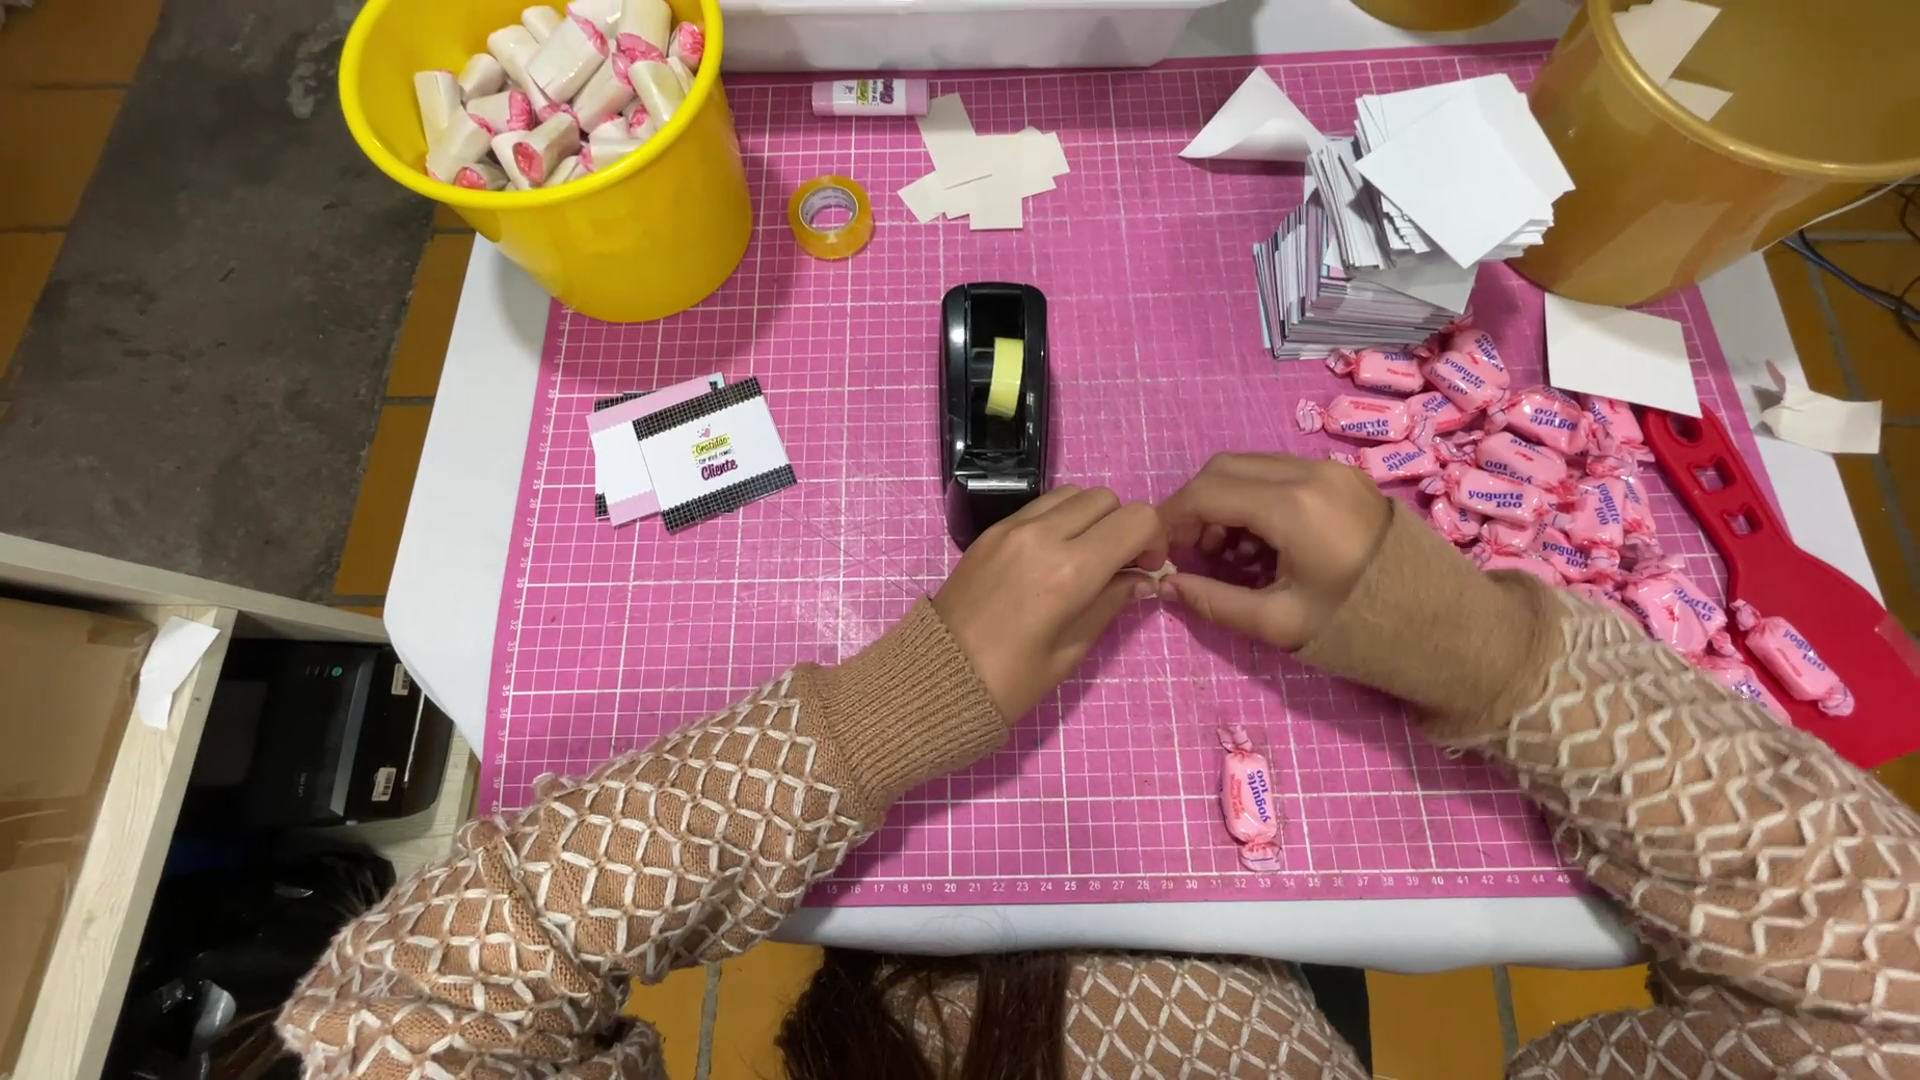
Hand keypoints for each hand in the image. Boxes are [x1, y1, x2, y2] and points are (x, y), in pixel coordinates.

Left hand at [934, 486, 1166, 718]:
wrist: (936, 677)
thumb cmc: (1011, 680)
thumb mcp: (1072, 650)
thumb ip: (1111, 602)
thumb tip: (1141, 577)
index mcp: (1070, 570)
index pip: (1136, 519)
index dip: (1153, 540)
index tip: (1145, 569)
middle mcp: (1042, 535)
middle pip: (1105, 498)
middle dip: (1122, 526)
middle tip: (1118, 564)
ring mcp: (1011, 528)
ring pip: (1072, 493)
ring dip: (1090, 517)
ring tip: (1084, 557)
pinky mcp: (990, 531)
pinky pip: (1039, 506)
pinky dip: (1059, 519)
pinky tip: (1053, 556)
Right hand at [1155, 453, 1390, 648]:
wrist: (1451, 627)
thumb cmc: (1361, 631)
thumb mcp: (1278, 623)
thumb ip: (1213, 600)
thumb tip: (1167, 586)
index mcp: (1294, 506)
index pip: (1206, 492)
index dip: (1171, 519)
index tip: (1159, 550)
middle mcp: (1311, 472)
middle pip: (1223, 468)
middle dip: (1195, 505)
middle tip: (1192, 550)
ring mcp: (1332, 470)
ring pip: (1251, 466)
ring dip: (1224, 500)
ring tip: (1227, 552)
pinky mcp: (1345, 477)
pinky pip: (1281, 473)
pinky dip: (1254, 498)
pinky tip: (1260, 542)